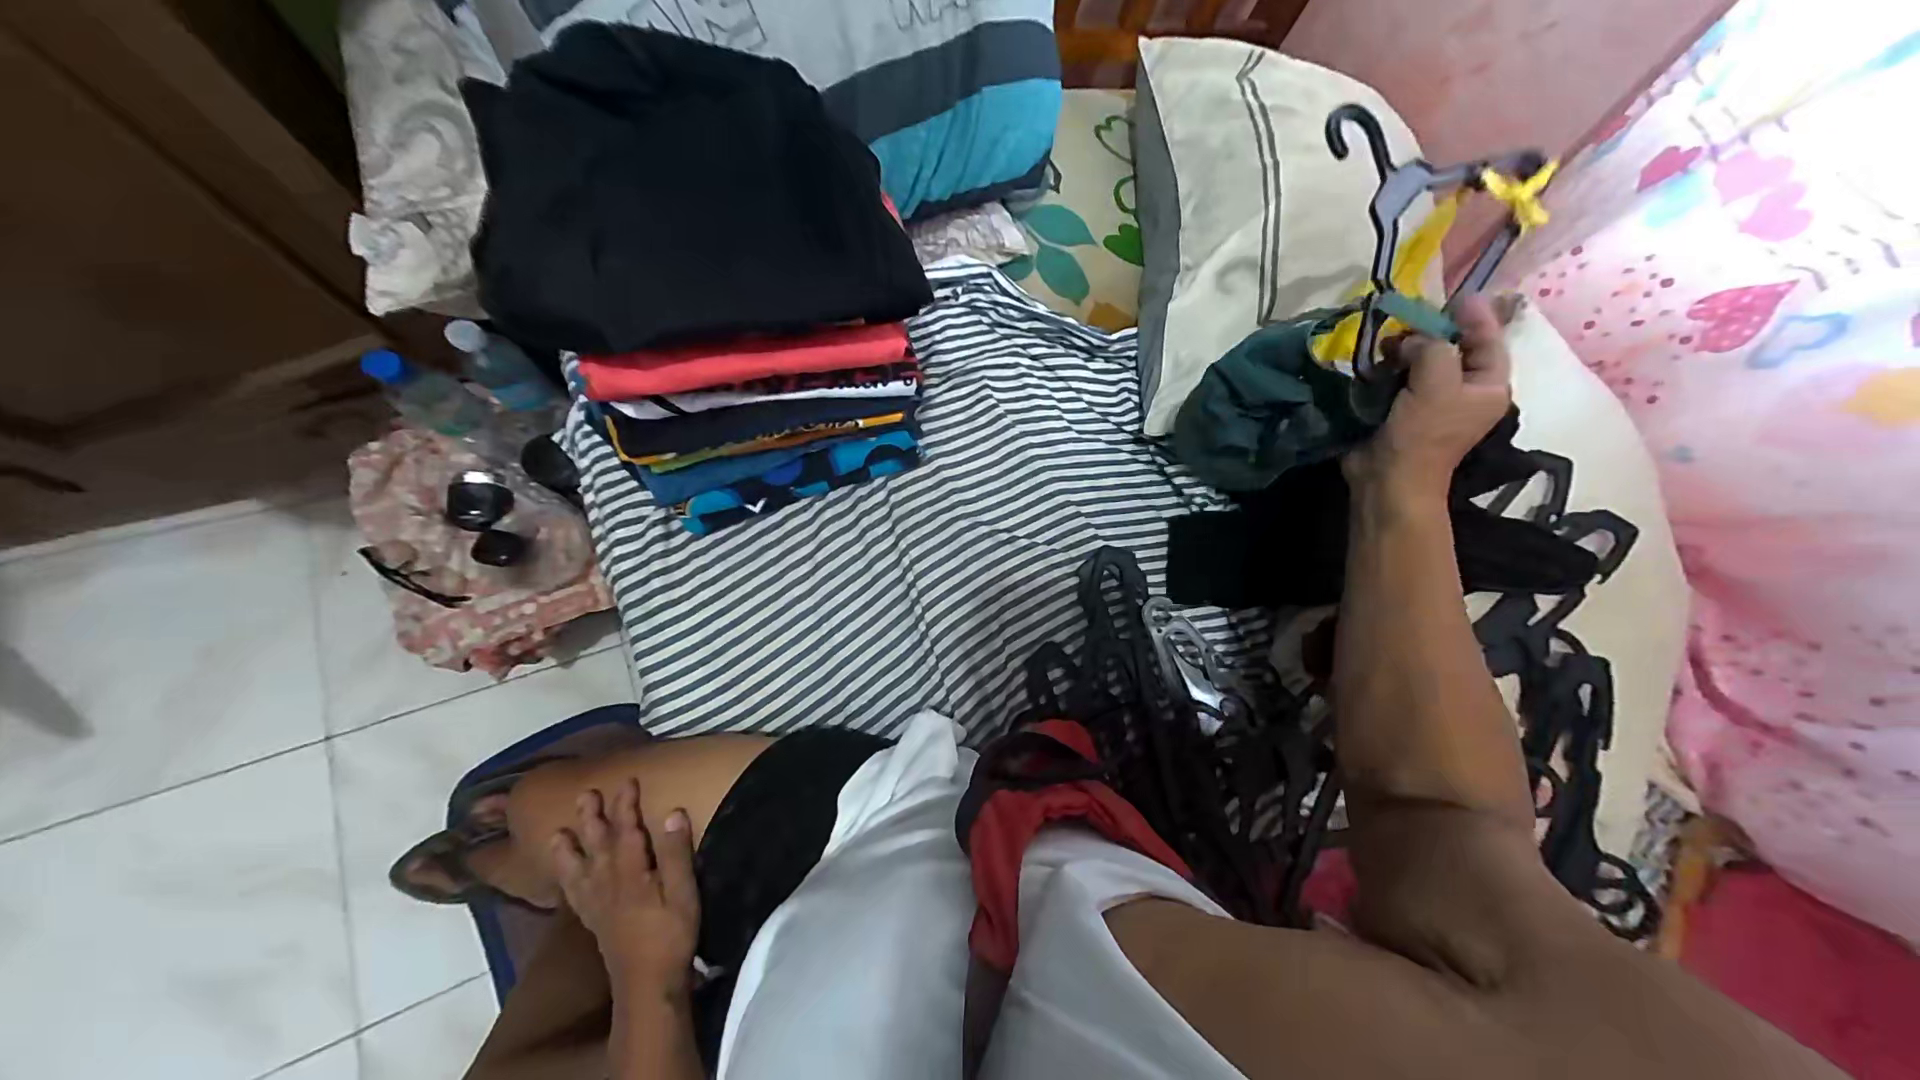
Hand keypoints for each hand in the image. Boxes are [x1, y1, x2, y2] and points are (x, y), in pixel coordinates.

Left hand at [549, 779, 698, 999]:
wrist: (647, 984)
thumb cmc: (671, 934)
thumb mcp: (684, 892)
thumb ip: (676, 853)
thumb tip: (672, 812)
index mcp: (631, 873)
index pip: (626, 830)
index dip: (626, 804)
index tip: (627, 780)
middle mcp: (607, 884)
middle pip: (596, 844)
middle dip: (592, 818)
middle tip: (585, 794)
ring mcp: (597, 905)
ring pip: (578, 868)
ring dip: (569, 848)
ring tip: (557, 833)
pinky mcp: (593, 922)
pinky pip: (574, 895)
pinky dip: (567, 881)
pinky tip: (566, 877)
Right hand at [1345, 295, 1514, 498]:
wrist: (1389, 478)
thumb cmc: (1423, 433)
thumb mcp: (1438, 382)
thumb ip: (1434, 347)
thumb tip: (1414, 340)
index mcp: (1487, 387)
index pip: (1489, 341)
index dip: (1475, 316)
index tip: (1456, 295)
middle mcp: (1463, 392)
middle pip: (1454, 350)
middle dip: (1432, 331)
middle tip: (1409, 317)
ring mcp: (1432, 403)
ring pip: (1423, 363)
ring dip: (1405, 349)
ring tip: (1387, 339)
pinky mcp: (1402, 411)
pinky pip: (1400, 379)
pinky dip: (1389, 367)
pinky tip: (1376, 360)